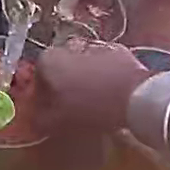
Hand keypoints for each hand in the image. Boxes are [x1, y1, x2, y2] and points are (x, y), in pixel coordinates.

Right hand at [37, 37, 151, 131]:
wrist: (135, 97)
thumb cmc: (87, 108)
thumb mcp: (57, 122)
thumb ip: (40, 120)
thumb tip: (34, 121)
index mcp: (48, 60)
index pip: (36, 76)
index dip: (41, 94)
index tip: (48, 108)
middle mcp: (68, 46)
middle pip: (60, 67)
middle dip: (62, 83)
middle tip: (69, 105)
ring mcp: (96, 46)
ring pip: (83, 64)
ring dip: (84, 78)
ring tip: (92, 101)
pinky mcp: (120, 51)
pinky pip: (104, 65)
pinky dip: (104, 76)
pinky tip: (110, 94)